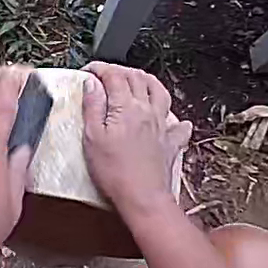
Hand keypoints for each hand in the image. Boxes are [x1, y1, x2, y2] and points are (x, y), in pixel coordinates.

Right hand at [81, 62, 191, 220]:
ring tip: (138, 80)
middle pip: (137, 78)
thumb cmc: (115, 172)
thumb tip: (91, 84)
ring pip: (159, 91)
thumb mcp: (93, 138)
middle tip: (107, 74)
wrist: (143, 198)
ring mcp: (161, 125)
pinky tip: (176, 120)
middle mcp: (146, 111)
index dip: (100, 69)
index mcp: (126, 108)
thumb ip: (93, 107)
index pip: (114, 76)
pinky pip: (178, 125)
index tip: (89, 71)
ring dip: (148, 81)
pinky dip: (176, 118)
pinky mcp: (170, 142)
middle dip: (121, 70)